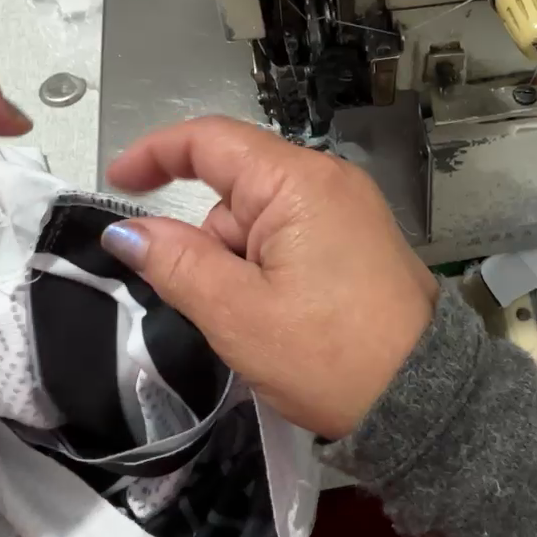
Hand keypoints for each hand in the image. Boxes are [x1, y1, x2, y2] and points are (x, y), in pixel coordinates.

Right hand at [102, 116, 437, 438]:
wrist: (420, 396)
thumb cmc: (328, 354)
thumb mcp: (238, 312)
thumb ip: (175, 262)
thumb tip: (125, 230)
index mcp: (298, 182)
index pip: (211, 140)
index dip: (155, 153)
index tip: (115, 183)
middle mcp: (328, 179)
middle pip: (235, 189)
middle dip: (208, 242)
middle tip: (218, 305)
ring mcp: (349, 207)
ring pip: (260, 219)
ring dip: (239, 264)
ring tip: (263, 323)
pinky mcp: (359, 237)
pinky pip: (291, 236)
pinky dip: (268, 268)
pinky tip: (283, 314)